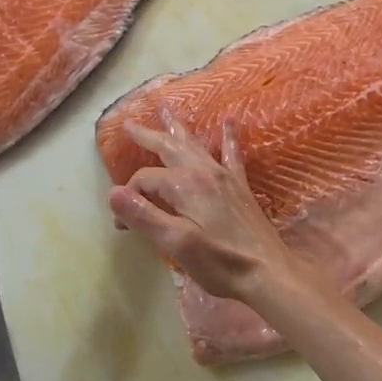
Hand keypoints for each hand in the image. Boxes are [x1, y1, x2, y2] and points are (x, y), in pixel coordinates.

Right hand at [106, 112, 298, 302]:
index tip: (121, 225)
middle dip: (147, 136)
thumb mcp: (176, 243)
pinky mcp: (239, 187)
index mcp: (185, 186)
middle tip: (129, 123)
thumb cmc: (220, 263)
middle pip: (169, 148)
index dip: (129, 199)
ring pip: (195, 144)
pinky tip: (230, 121)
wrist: (268, 272)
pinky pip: (232, 154)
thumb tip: (113, 193)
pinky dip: (228, 137)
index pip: (145, 181)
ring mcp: (224, 177)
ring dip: (178, 127)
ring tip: (166, 108)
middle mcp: (203, 172)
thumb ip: (144, 217)